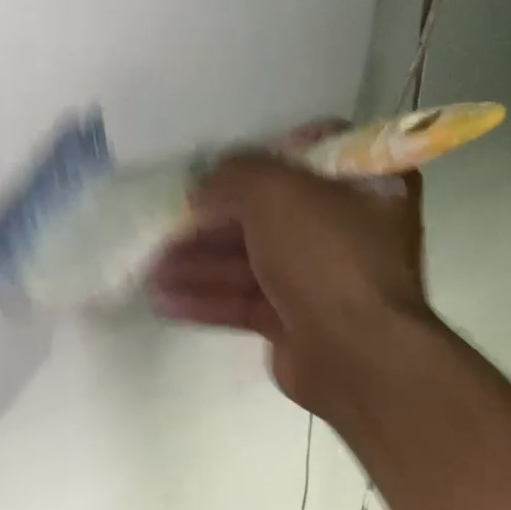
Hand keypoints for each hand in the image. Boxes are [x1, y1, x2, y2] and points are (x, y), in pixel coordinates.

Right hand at [145, 119, 433, 413]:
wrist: (353, 353)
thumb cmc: (325, 257)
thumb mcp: (276, 193)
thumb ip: (234, 176)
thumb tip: (203, 187)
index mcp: (360, 184)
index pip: (303, 156)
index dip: (256, 160)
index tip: (212, 174)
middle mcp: (343, 227)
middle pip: (264, 216)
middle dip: (208, 224)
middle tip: (164, 229)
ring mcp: (317, 278)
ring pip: (247, 263)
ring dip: (197, 265)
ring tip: (150, 271)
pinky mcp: (293, 321)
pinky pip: (242, 303)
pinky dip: (205, 300)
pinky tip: (164, 302)